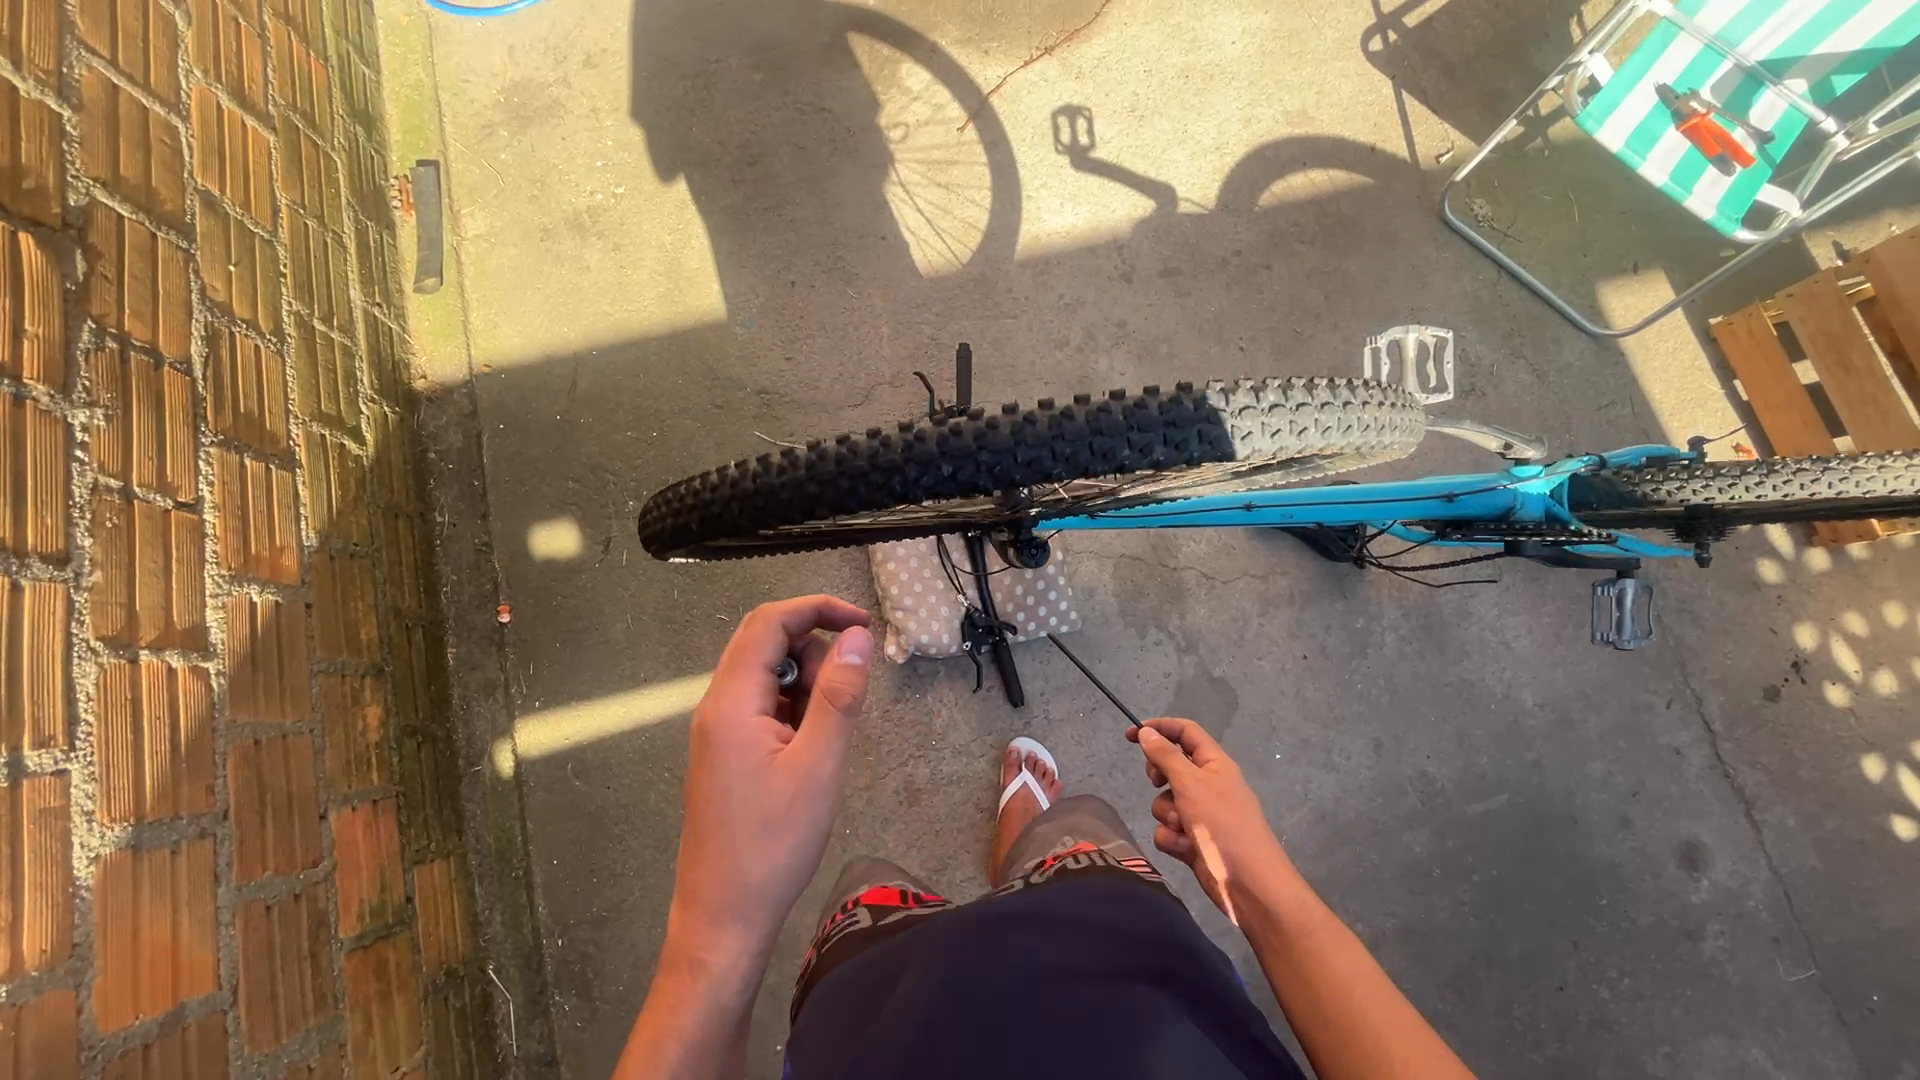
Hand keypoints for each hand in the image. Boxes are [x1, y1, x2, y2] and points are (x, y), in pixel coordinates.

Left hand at [671, 596, 874, 958]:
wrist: (724, 917)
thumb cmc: (773, 844)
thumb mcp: (818, 766)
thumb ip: (839, 695)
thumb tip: (857, 636)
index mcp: (730, 701)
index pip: (769, 622)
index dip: (817, 609)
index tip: (863, 624)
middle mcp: (716, 706)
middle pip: (763, 642)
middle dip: (814, 648)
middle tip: (849, 691)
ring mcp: (717, 731)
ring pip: (765, 675)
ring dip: (806, 683)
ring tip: (829, 733)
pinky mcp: (725, 752)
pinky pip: (761, 706)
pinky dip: (793, 709)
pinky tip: (811, 747)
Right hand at [1128, 717, 1288, 923]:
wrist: (1247, 883)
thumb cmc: (1222, 824)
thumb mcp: (1190, 783)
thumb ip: (1165, 755)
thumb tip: (1146, 732)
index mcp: (1214, 764)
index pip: (1185, 732)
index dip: (1159, 728)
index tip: (1131, 735)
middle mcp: (1207, 785)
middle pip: (1171, 766)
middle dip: (1159, 776)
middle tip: (1157, 782)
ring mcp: (1200, 814)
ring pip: (1165, 801)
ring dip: (1167, 813)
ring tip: (1182, 827)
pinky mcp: (1193, 840)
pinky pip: (1167, 829)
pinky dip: (1171, 838)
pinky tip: (1183, 848)